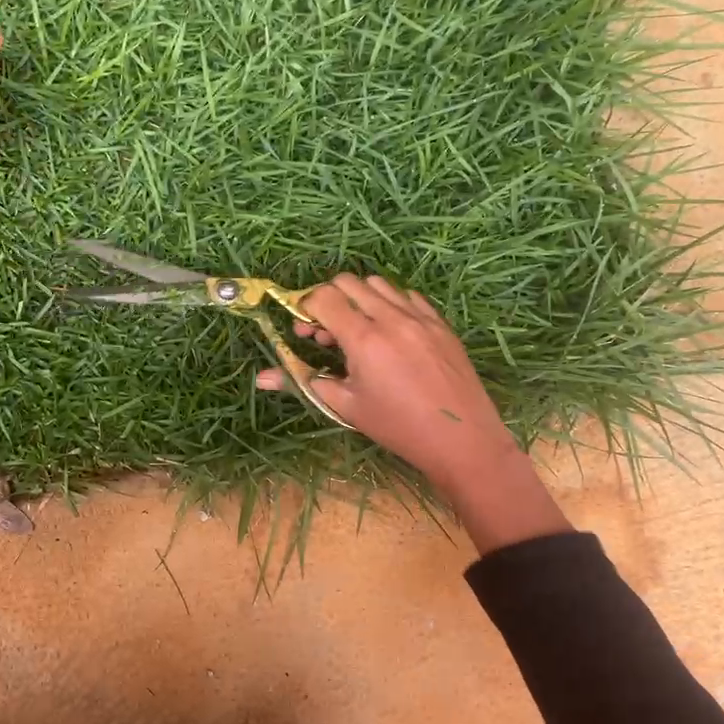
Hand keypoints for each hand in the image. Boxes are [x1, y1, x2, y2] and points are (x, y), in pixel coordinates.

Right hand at [257, 273, 569, 553]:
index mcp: (364, 339)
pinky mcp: (440, 324)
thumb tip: (260, 379)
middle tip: (327, 330)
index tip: (305, 329)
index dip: (306, 307)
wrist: (463, 441)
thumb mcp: (345, 406)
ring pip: (377, 283)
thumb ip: (302, 381)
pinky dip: (390, 304)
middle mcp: (391, 319)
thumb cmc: (398, 427)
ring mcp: (420, 318)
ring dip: (360, 298)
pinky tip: (390, 332)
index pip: (323, 297)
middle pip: (347, 282)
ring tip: (359, 329)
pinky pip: (408, 295)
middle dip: (329, 299)